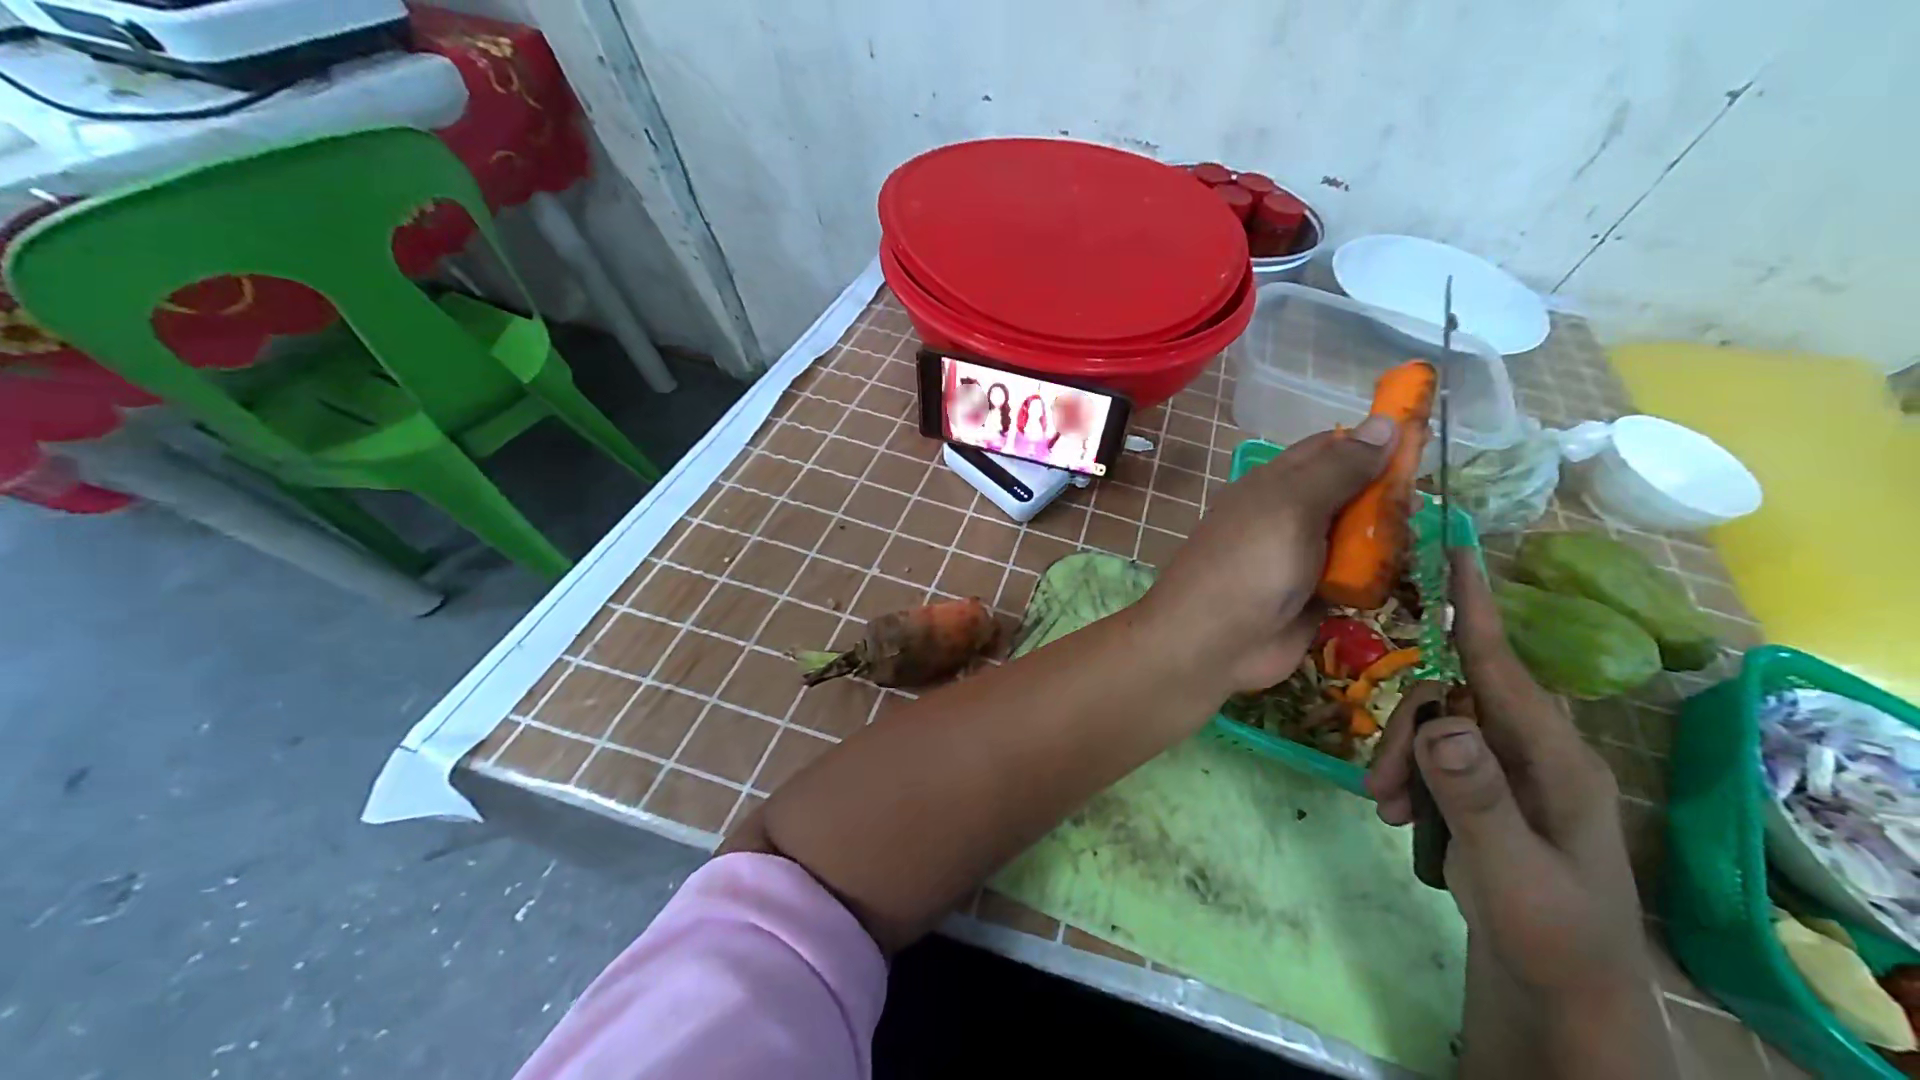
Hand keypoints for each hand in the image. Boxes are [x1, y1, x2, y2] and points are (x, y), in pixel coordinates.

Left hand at [1141, 416, 1394, 694]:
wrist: (1212, 641)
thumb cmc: (1250, 562)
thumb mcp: (1293, 505)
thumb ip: (1339, 469)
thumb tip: (1383, 422)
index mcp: (1275, 484)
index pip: (1330, 448)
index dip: (1372, 441)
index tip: (1421, 441)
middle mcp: (1288, 515)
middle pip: (1349, 493)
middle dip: (1385, 496)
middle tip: (1416, 505)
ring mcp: (1301, 557)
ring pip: (1358, 536)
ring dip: (1385, 538)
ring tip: (1409, 542)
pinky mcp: (1314, 597)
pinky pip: (1355, 577)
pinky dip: (1376, 576)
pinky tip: (1399, 576)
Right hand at [1365, 550, 1649, 1001]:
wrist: (1561, 991)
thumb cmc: (1552, 932)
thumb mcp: (1513, 871)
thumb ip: (1476, 795)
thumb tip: (1440, 721)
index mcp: (1554, 756)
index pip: (1503, 664)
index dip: (1475, 606)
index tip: (1453, 549)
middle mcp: (1530, 749)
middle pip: (1448, 699)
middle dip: (1407, 733)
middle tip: (1381, 787)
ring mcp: (1504, 769)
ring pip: (1432, 727)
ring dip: (1401, 759)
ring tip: (1389, 809)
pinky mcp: (1481, 789)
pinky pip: (1430, 756)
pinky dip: (1406, 777)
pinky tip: (1399, 815)